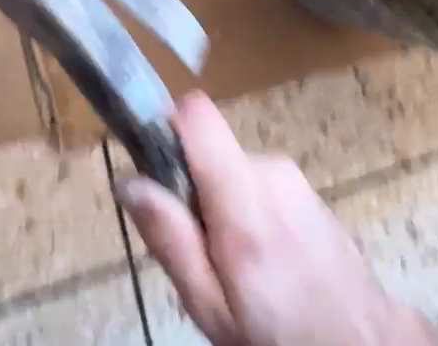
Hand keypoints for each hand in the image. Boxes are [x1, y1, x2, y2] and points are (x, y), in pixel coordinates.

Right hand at [118, 93, 437, 345]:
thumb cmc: (280, 334)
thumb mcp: (210, 305)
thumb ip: (170, 238)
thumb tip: (127, 180)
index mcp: (243, 195)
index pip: (196, 114)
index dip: (167, 128)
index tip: (155, 169)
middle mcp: (271, 172)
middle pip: (209, 152)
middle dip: (193, 190)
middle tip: (200, 251)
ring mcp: (295, 180)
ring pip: (233, 172)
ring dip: (222, 206)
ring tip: (235, 266)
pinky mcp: (310, 192)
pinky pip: (260, 186)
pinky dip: (250, 213)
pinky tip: (265, 263)